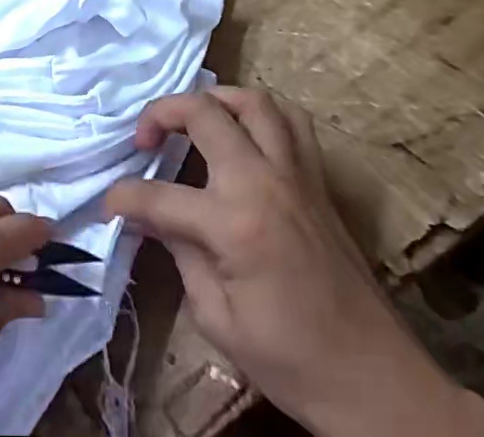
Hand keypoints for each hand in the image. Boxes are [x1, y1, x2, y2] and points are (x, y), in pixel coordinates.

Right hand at [104, 89, 483, 436]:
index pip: (157, 195)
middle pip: (204, 113)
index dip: (121, 199)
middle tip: (143, 140)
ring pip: (254, 102)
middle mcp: (264, 183)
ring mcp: (297, 176)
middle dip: (160, 114)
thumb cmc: (291, 360)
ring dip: (215, 100)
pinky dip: (260, 115)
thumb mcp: (216, 317)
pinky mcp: (319, 182)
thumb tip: (147, 219)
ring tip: (192, 121)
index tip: (106, 209)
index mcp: (234, 224)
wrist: (377, 382)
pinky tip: (242, 134)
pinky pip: (292, 123)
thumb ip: (178, 253)